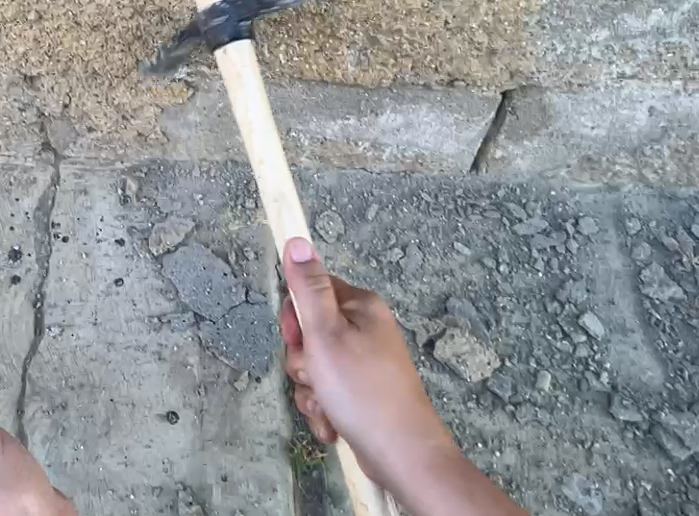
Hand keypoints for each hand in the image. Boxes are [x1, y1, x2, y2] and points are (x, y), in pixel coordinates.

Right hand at [279, 238, 525, 515]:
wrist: (404, 458)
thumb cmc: (362, 391)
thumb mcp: (325, 333)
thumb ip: (308, 287)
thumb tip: (296, 240)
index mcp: (360, 306)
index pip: (309, 290)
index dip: (294, 316)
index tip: (296, 338)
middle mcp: (365, 328)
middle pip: (309, 331)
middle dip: (302, 360)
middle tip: (315, 375)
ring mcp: (365, 362)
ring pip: (314, 364)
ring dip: (310, 388)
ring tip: (326, 405)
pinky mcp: (363, 392)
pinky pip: (328, 390)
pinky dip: (323, 407)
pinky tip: (332, 423)